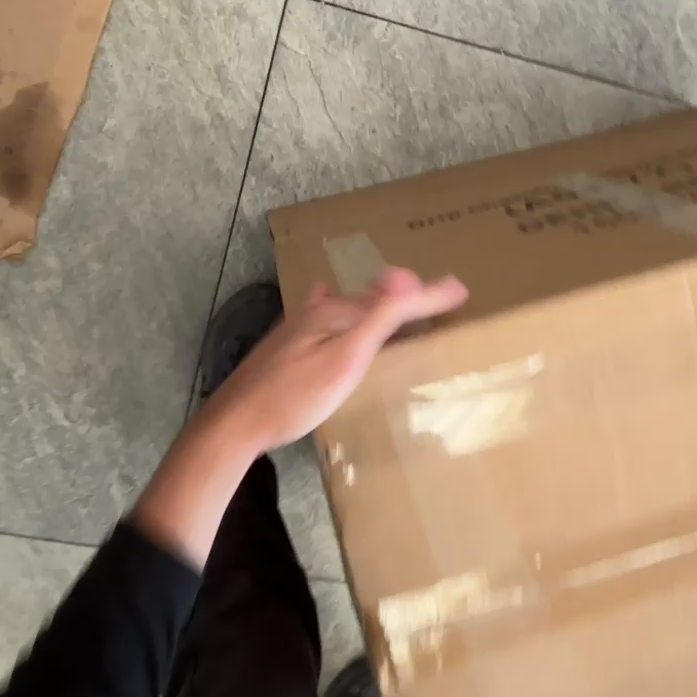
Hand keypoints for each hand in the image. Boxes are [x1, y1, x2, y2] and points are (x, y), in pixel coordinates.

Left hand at [208, 267, 469, 452]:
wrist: (235, 422)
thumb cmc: (294, 397)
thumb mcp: (344, 359)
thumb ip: (376, 318)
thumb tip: (406, 275)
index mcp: (336, 313)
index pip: (394, 301)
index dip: (428, 296)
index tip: (461, 289)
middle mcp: (318, 312)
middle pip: (371, 300)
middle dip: (404, 297)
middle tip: (437, 296)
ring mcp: (298, 327)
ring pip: (347, 309)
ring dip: (375, 305)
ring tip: (398, 303)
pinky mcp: (286, 345)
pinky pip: (324, 319)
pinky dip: (341, 312)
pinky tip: (321, 295)